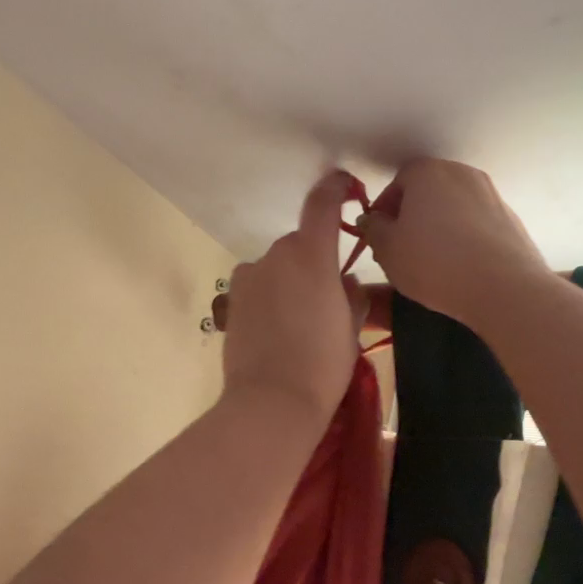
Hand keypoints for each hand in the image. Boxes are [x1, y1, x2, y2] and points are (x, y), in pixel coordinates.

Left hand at [221, 171, 366, 421]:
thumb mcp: (350, 327)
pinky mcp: (232, 300)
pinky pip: (258, 287)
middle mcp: (276, 255)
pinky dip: (269, 297)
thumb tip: (342, 281)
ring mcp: (248, 277)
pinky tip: (277, 329)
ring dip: (288, 281)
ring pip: (276, 267)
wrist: (271, 399)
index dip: (334, 188)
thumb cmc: (323, 364)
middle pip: (299, 244)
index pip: (321, 204)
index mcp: (311, 255)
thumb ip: (350, 294)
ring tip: (299, 322)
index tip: (343, 184)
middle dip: (313, 262)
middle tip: (327, 300)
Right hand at [357, 159, 552, 327]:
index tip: (380, 235)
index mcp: (428, 173)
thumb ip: (373, 229)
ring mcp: (491, 194)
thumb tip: (372, 220)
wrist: (502, 287)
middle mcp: (461, 173)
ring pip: (452, 206)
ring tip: (430, 260)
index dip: (384, 208)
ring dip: (437, 226)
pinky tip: (458, 265)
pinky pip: (475, 222)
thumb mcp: (387, 250)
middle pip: (427, 190)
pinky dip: (462, 237)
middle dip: (411, 215)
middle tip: (401, 247)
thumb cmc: (433, 262)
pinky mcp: (510, 218)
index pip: (397, 181)